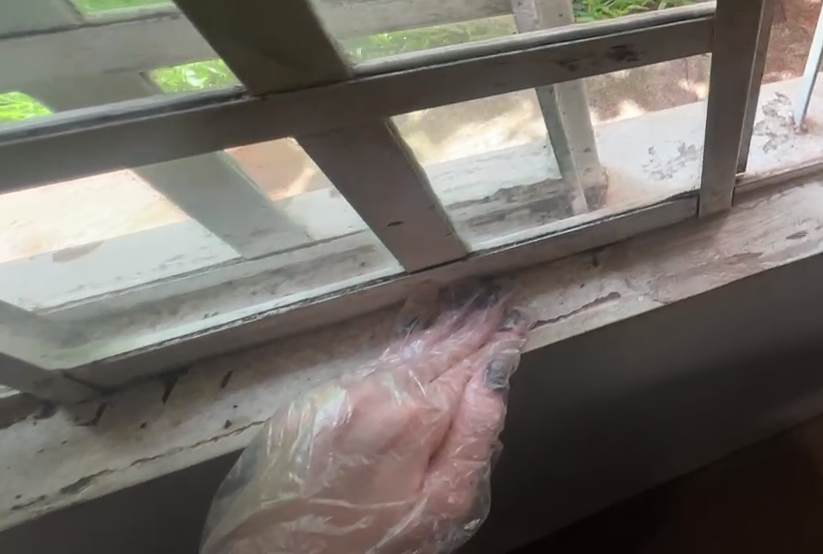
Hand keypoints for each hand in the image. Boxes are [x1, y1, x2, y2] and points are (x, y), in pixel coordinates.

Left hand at [200, 286, 528, 553]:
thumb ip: (477, 435)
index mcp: (415, 417)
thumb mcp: (443, 505)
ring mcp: (334, 398)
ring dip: (437, 326)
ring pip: (401, 352)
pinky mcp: (301, 411)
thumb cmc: (374, 549)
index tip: (522, 318)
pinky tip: (415, 330)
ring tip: (463, 298)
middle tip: (498, 294)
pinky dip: (398, 346)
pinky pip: (366, 369)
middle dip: (472, 322)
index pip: (471, 365)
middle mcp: (374, 394)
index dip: (499, 342)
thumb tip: (498, 371)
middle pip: (438, 349)